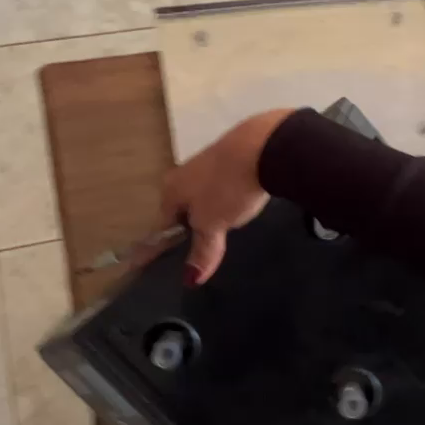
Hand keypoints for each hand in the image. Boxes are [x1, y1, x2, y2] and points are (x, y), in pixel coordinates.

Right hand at [159, 108, 294, 282]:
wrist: (263, 145)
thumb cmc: (226, 188)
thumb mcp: (213, 225)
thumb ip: (203, 251)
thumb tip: (190, 279)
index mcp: (170, 190)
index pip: (162, 225)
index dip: (164, 246)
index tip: (162, 262)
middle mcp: (183, 173)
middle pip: (182, 208)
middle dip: (189, 227)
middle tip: (199, 248)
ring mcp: (209, 162)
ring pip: (203, 195)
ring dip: (209, 211)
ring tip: (221, 230)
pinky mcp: (233, 156)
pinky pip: (224, 185)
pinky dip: (228, 197)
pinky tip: (239, 205)